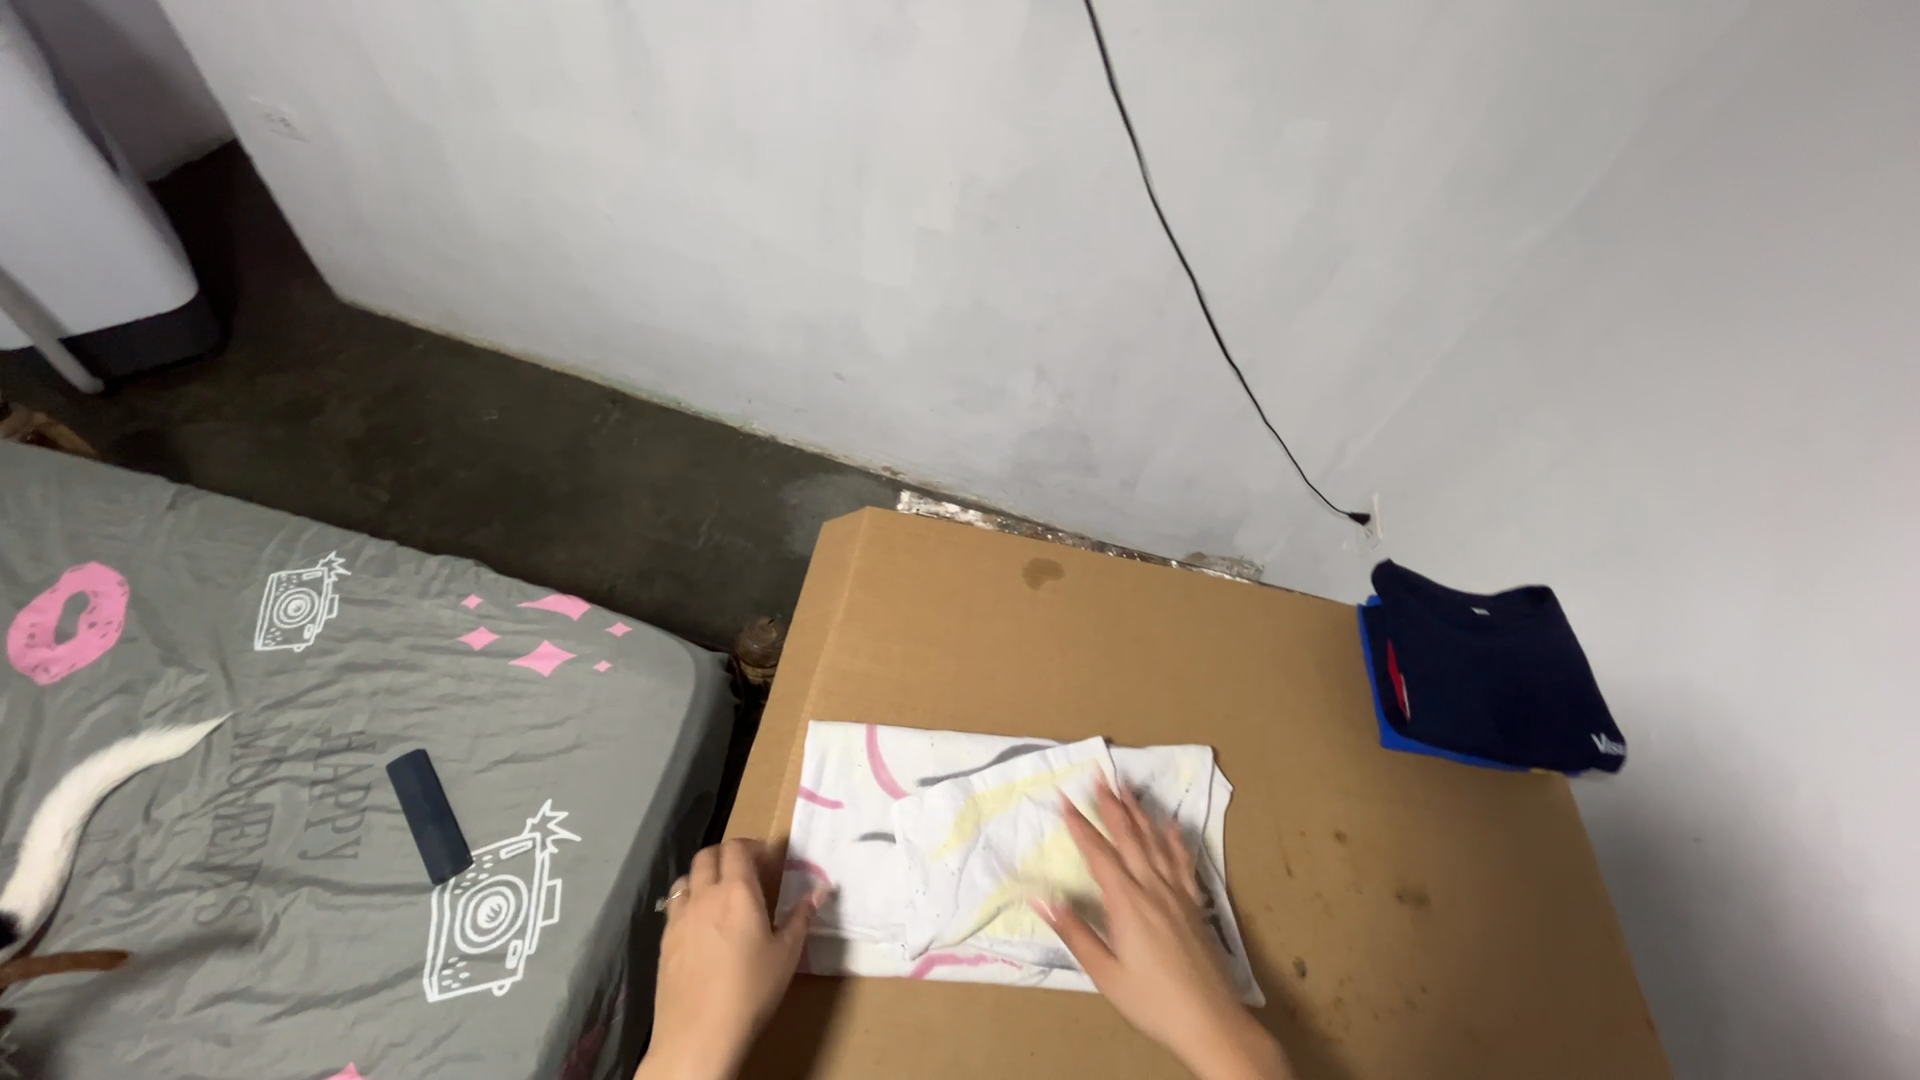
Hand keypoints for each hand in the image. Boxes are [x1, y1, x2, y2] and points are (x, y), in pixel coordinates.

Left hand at [636, 838, 822, 1079]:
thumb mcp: (786, 954)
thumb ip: (802, 917)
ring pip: (686, 878)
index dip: (753, 847)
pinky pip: (674, 907)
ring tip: (721, 895)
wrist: (698, 1036)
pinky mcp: (665, 942)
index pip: (737, 848)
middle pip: (708, 855)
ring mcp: (680, 919)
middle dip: (727, 855)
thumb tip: (822, 889)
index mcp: (737, 892)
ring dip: (704, 876)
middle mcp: (705, 896)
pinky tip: (701, 926)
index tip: (768, 861)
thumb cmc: (750, 991)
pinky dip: (688, 902)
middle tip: (747, 872)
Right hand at [1036, 783, 1292, 1079]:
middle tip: (1099, 774)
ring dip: (1138, 812)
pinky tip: (1171, 822)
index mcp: (1126, 903)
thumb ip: (1075, 932)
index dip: (1080, 825)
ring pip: (1154, 842)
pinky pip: (1182, 861)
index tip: (1064, 798)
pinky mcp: (1194, 903)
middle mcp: (1151, 888)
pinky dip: (1174, 838)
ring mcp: (1176, 893)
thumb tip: (1041, 899)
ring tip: (1127, 786)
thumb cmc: (1151, 1001)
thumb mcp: (1105, 973)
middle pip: (1128, 837)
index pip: (1098, 854)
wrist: (1210, 1021)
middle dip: (1110, 804)